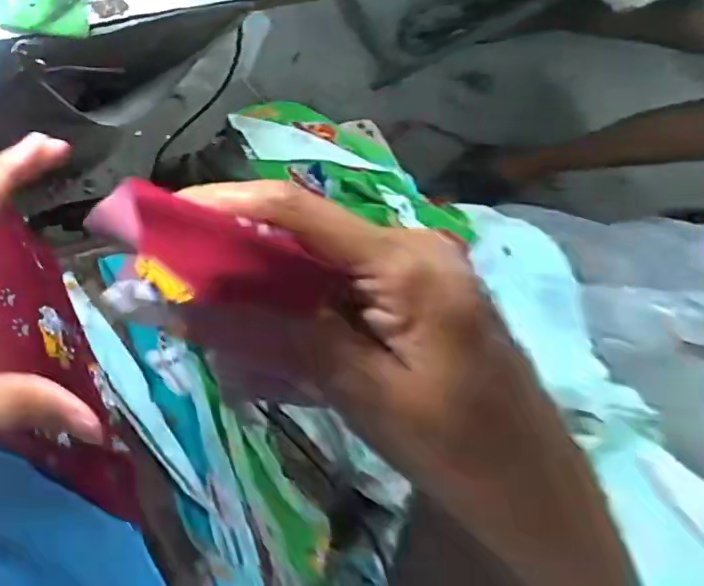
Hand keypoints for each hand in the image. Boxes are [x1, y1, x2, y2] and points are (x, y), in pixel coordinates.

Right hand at [179, 182, 632, 585]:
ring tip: (196, 291)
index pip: (291, 208)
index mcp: (406, 262)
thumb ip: (271, 334)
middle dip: (220, 238)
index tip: (161, 215)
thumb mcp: (361, 390)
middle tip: (166, 260)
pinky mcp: (394, 287)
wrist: (543, 502)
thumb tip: (179, 307)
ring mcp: (401, 264)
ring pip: (296, 247)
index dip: (218, 201)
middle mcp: (403, 245)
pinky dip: (272, 288)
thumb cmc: (461, 448)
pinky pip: (315, 271)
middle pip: (288, 222)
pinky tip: (248, 316)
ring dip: (241, 266)